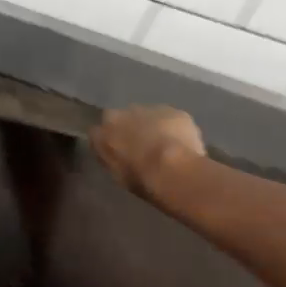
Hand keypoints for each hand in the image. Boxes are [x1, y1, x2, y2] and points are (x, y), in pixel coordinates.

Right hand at [91, 105, 205, 193]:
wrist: (172, 170)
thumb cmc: (140, 177)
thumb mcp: (117, 174)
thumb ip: (112, 158)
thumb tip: (116, 154)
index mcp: (105, 130)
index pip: (100, 132)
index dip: (112, 141)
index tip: (120, 153)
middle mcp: (124, 112)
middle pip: (126, 118)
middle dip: (133, 130)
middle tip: (144, 149)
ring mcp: (151, 109)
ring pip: (151, 117)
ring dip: (155, 128)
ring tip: (168, 149)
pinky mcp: (175, 113)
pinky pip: (174, 122)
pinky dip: (177, 131)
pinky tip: (184, 147)